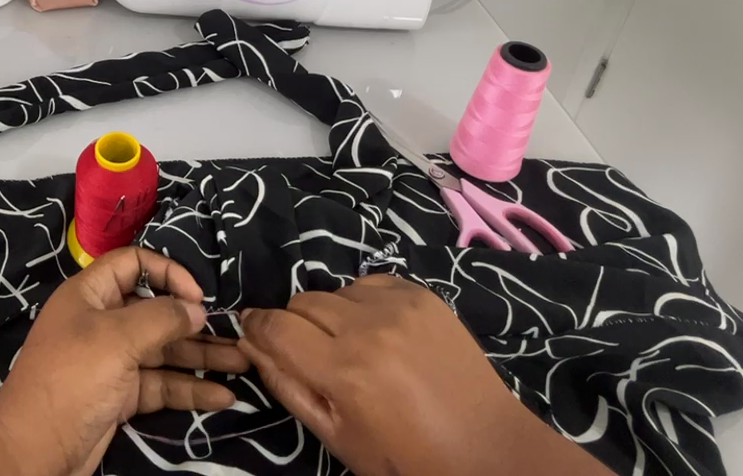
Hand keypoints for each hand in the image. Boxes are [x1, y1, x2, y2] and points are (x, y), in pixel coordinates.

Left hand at [0, 246, 245, 475]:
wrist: (35, 449)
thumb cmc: (72, 378)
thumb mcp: (116, 339)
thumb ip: (160, 319)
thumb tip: (196, 309)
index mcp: (91, 293)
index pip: (133, 264)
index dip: (167, 272)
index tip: (198, 296)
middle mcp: (102, 321)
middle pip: (155, 310)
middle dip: (194, 321)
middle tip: (236, 333)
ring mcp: (112, 360)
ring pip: (163, 350)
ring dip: (200, 356)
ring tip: (244, 363)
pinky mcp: (120, 395)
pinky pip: (160, 384)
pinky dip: (189, 388)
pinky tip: (222, 397)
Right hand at [237, 273, 605, 475]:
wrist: (492, 452)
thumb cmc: (409, 460)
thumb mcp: (339, 439)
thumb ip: (288, 387)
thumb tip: (252, 346)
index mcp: (343, 371)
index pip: (276, 328)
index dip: (256, 327)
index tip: (250, 330)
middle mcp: (366, 328)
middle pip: (301, 303)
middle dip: (295, 325)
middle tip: (311, 353)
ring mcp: (396, 305)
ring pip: (333, 292)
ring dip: (330, 314)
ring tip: (352, 346)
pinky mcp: (419, 294)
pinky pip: (367, 284)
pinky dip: (361, 303)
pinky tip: (379, 332)